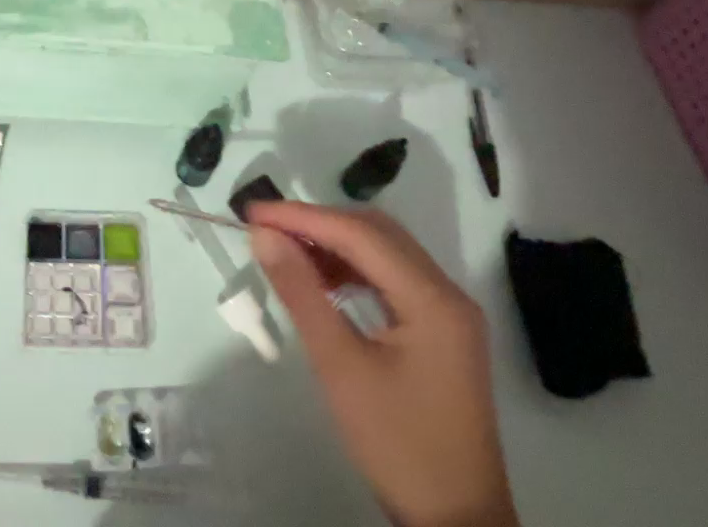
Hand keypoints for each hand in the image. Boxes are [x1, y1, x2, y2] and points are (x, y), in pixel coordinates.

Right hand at [248, 202, 517, 526]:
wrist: (455, 515)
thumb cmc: (395, 442)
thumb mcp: (340, 366)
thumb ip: (301, 294)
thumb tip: (264, 237)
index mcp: (433, 298)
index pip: (361, 234)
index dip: (303, 217)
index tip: (252, 212)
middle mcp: (448, 293)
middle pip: (379, 234)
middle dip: (319, 223)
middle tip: (265, 229)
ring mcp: (449, 312)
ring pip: (386, 253)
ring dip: (336, 245)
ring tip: (285, 251)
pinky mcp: (442, 331)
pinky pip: (394, 280)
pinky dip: (354, 271)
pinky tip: (322, 282)